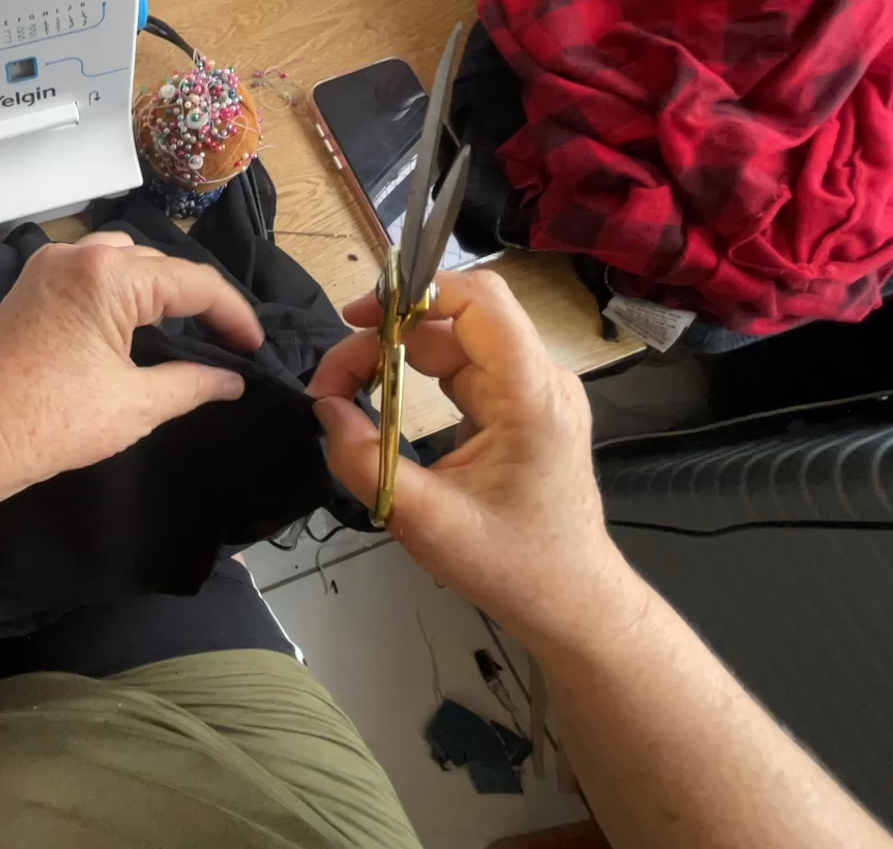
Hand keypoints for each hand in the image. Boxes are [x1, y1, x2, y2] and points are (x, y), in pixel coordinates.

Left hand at [0, 232, 260, 514]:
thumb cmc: (46, 424)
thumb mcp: (133, 406)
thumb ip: (193, 383)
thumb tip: (232, 378)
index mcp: (107, 275)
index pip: (193, 282)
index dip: (233, 315)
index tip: (255, 349)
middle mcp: (77, 254)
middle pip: (158, 266)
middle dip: (197, 301)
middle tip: (226, 344)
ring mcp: (46, 266)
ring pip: (123, 263)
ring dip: (158, 292)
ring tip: (185, 332)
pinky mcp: (29, 286)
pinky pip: (90, 274)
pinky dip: (121, 293)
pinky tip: (134, 325)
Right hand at [306, 270, 647, 651]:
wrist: (568, 600)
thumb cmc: (508, 564)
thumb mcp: (421, 518)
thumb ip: (362, 459)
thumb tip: (323, 406)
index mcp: (531, 398)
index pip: (480, 302)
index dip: (413, 293)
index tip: (355, 318)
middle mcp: (536, 380)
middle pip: (448, 318)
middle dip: (379, 336)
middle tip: (330, 383)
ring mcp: (525, 388)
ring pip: (443, 336)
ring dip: (385, 353)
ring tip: (342, 391)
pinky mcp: (510, 401)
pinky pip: (450, 361)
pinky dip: (403, 368)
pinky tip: (374, 392)